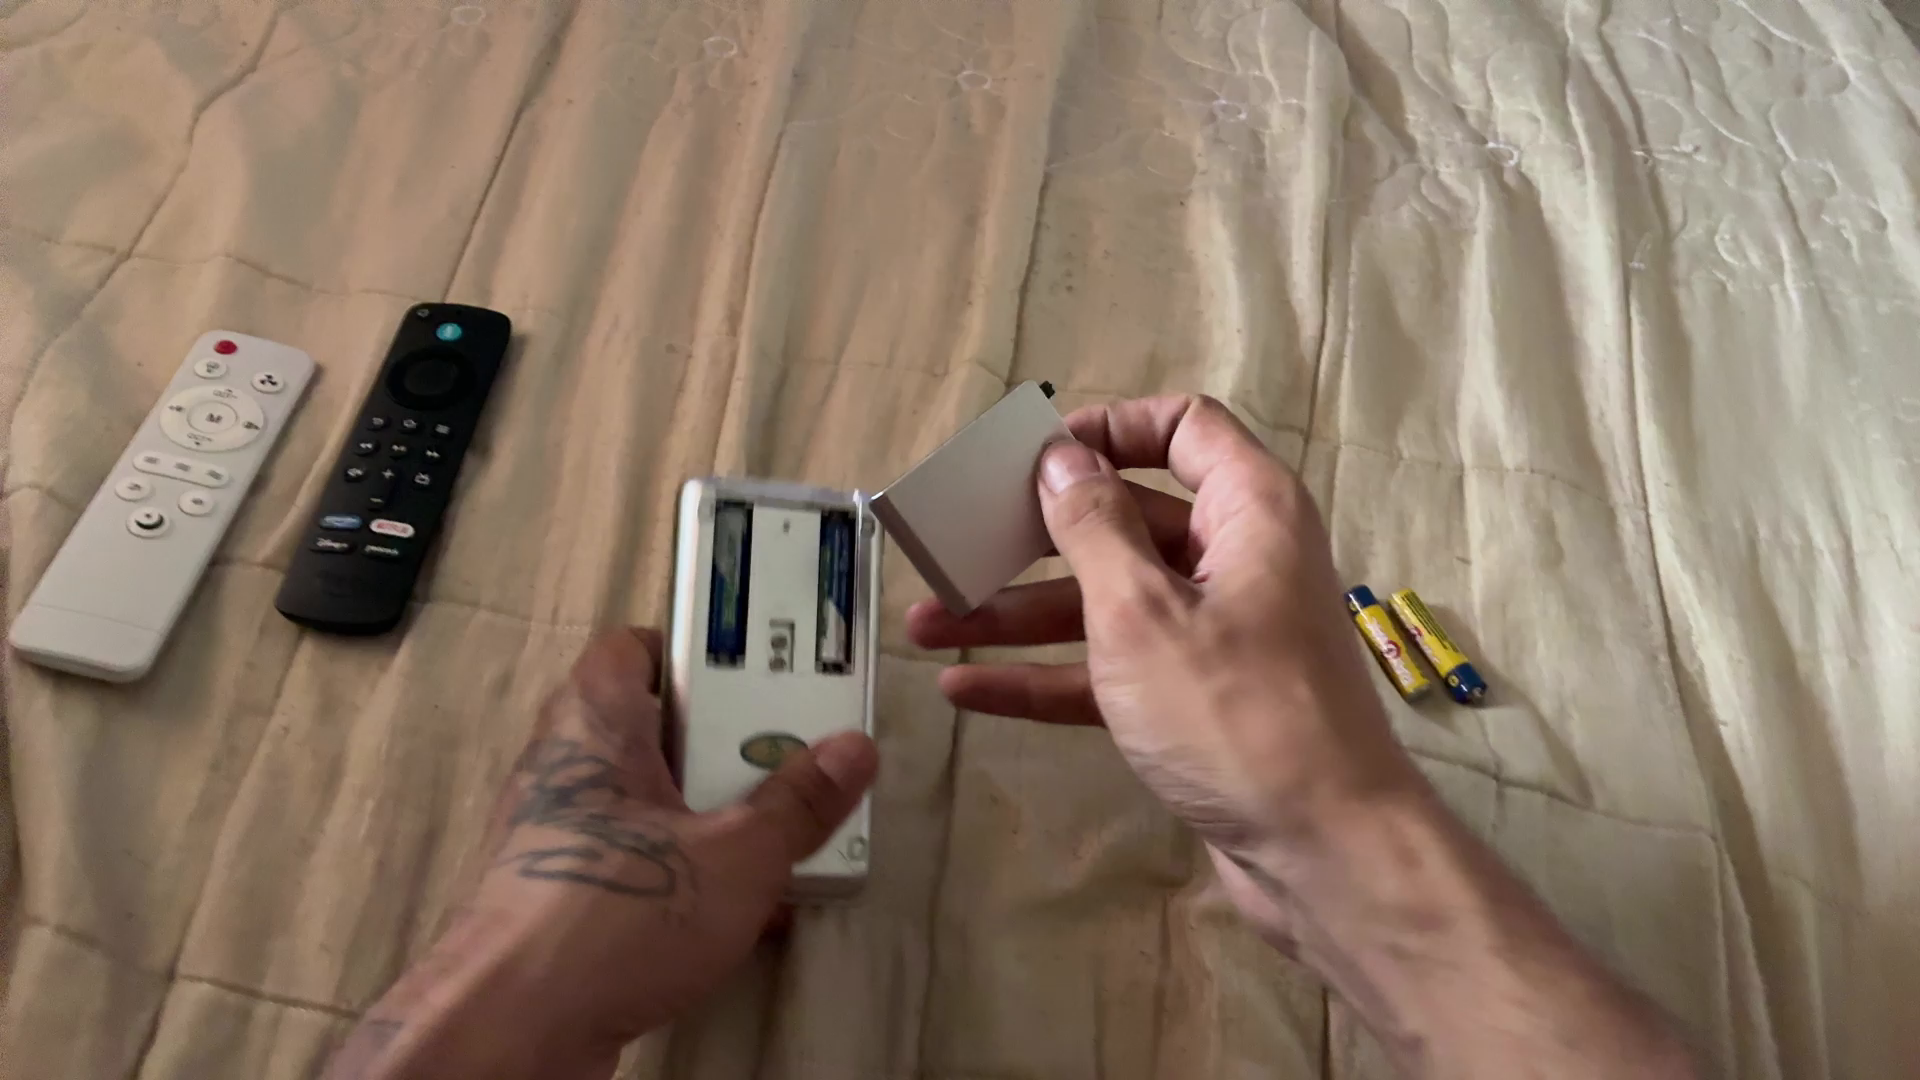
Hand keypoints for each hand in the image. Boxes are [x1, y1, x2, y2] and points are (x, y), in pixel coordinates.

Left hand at [326, 628, 878, 1079]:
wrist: (505, 1043)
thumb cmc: (619, 914)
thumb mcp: (737, 855)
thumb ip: (800, 801)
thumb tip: (857, 748)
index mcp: (597, 727)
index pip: (627, 648)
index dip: (686, 651)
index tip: (745, 676)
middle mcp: (566, 768)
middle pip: (648, 721)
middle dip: (718, 736)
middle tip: (777, 749)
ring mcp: (555, 834)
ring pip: (644, 791)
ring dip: (704, 803)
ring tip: (766, 825)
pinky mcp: (556, 894)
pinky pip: (632, 850)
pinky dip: (681, 858)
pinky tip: (732, 900)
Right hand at [907, 395, 1425, 944]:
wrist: (1321, 861)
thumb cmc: (1232, 711)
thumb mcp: (1143, 610)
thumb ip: (1093, 525)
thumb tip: (1059, 456)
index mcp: (1245, 510)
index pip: (1183, 427)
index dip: (1111, 427)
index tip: (1040, 454)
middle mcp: (1228, 559)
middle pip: (1120, 520)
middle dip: (1032, 539)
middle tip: (959, 545)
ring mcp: (1205, 632)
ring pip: (1101, 601)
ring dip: (1016, 614)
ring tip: (928, 625)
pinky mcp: (1185, 695)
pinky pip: (1105, 667)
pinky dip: (1043, 674)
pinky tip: (967, 687)